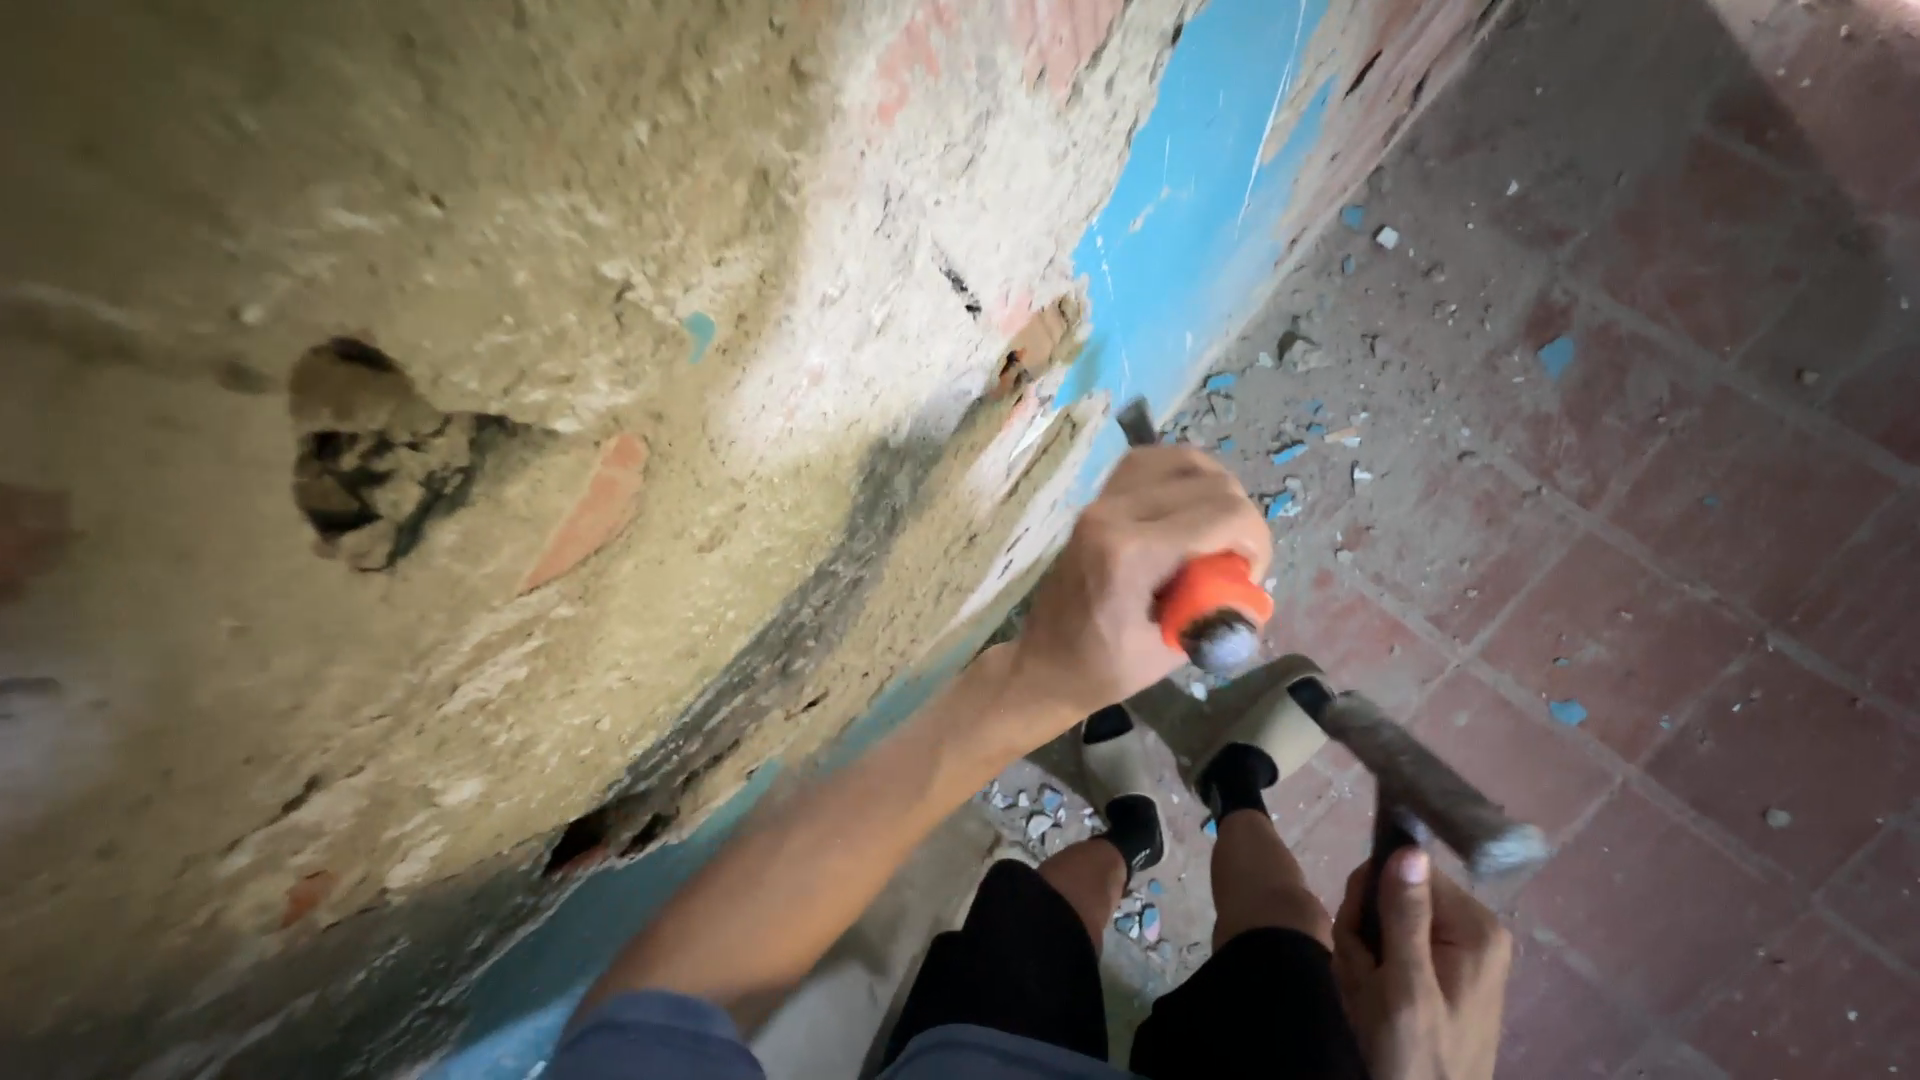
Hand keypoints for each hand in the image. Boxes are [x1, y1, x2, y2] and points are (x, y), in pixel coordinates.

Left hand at [1010, 444, 1269, 725]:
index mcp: (1130, 553)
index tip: (1249, 577)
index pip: (1224, 515)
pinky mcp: (1096, 500)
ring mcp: (1100, 501)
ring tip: (1218, 532)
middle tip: (1233, 564)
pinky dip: (1181, 477)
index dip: (1256, 541)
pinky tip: (1190, 509)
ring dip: (1214, 490)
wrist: (1043, 662)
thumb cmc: (1102, 668)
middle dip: (1241, 520)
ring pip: (1182, 459)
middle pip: (1211, 483)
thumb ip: (1217, 611)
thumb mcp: (1169, 652)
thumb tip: (1253, 586)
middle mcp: (1113, 513)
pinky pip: (1149, 463)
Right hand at [1332, 849, 1512, 1079]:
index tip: (1362, 936)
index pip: (1404, 867)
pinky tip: (1372, 999)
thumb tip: (1410, 847)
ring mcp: (1454, 949)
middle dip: (1363, 931)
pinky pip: (1382, 944)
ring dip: (1359, 955)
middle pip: (1389, 892)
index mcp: (1475, 928)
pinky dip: (1366, 968)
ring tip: (1369, 996)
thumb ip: (1405, 916)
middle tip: (1366, 975)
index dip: (1372, 895)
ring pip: (1377, 919)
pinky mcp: (1436, 967)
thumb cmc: (1416, 1055)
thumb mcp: (1406, 986)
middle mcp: (1470, 930)